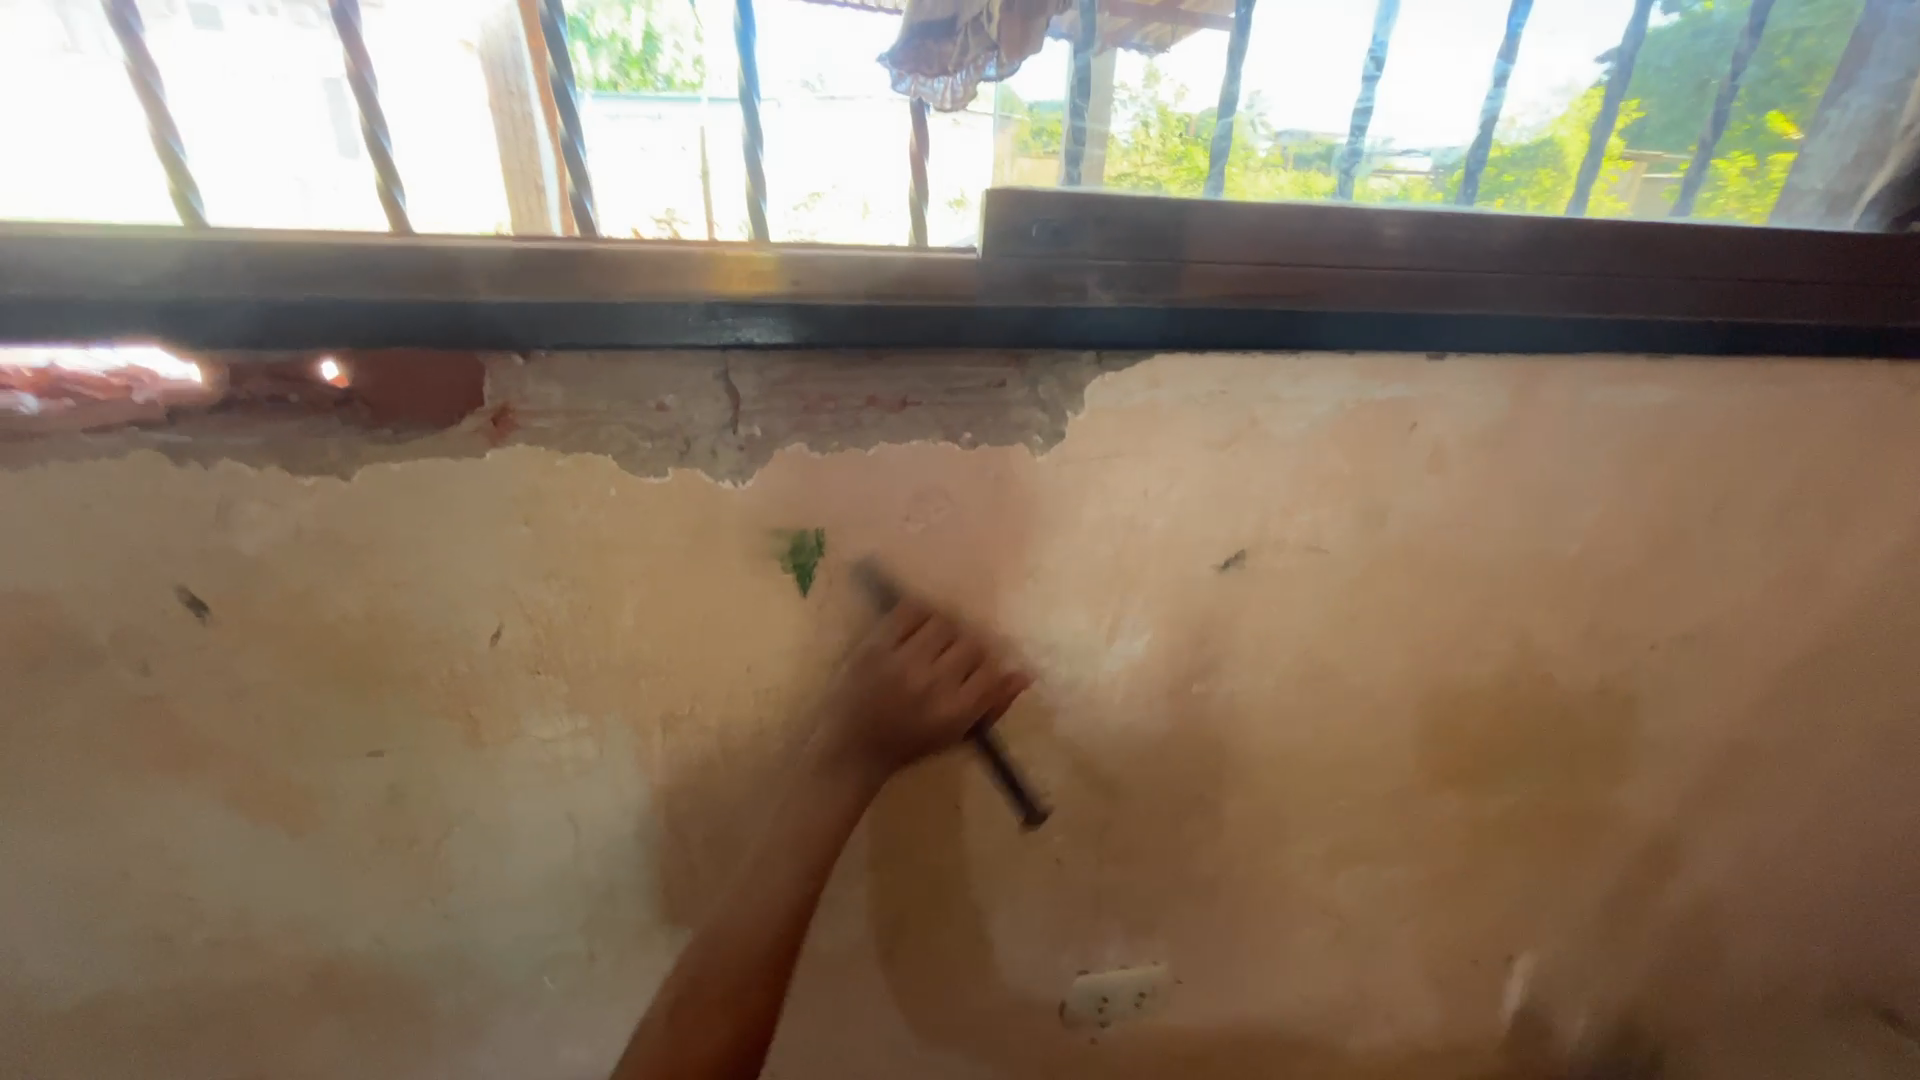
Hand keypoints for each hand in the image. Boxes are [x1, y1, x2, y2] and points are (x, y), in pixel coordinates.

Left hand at [817, 598, 1030, 783]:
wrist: (850, 746)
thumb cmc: (908, 744)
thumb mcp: (956, 734)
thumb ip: (993, 705)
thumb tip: (1024, 674)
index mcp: (955, 712)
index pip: (991, 670)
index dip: (987, 666)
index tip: (973, 670)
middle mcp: (933, 684)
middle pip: (970, 643)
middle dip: (965, 649)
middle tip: (950, 657)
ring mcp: (902, 662)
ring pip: (943, 623)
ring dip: (943, 630)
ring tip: (932, 642)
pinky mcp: (875, 645)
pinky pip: (909, 611)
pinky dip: (918, 615)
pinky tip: (915, 629)